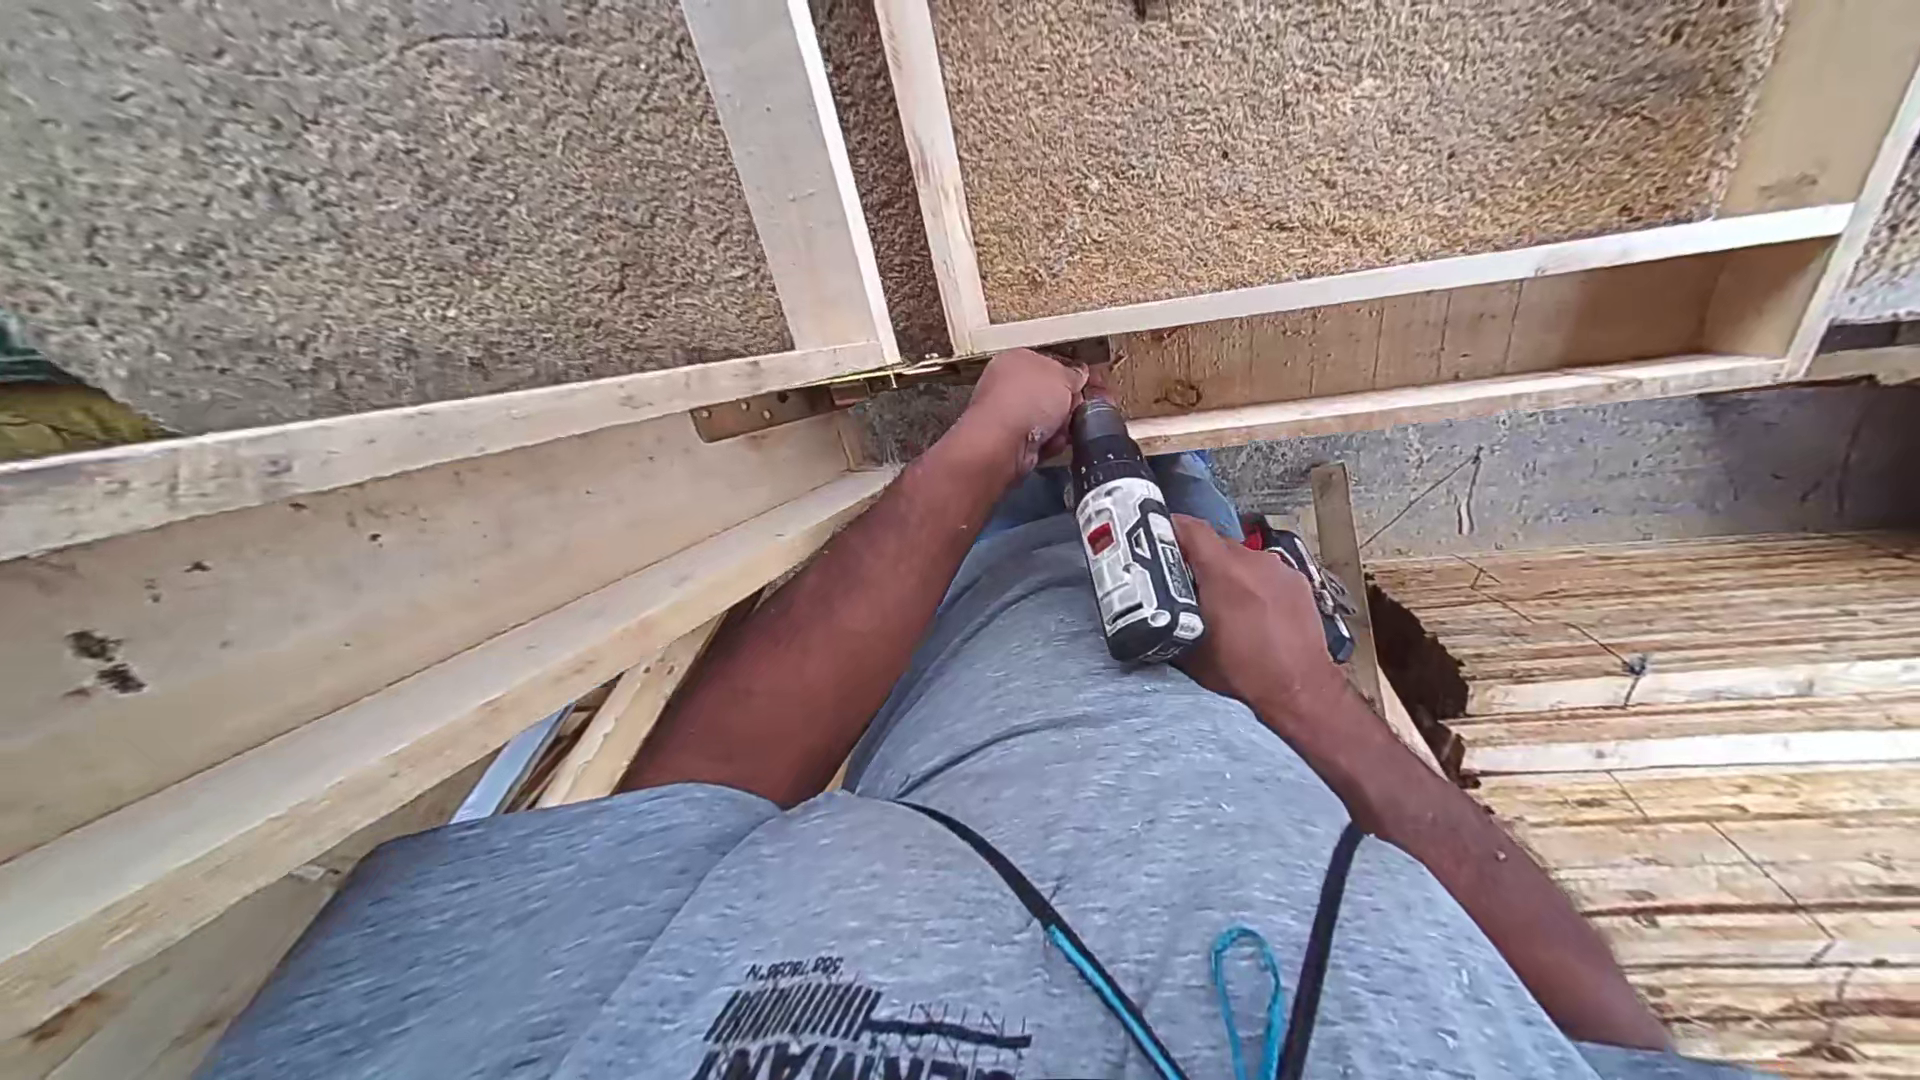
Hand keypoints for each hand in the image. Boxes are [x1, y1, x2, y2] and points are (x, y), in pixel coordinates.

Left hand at [954, 349, 1089, 474]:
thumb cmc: (1029, 398)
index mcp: (1016, 360)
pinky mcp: (1012, 442)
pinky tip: (1050, 444)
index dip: (1072, 376)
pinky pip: (1042, 441)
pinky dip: (1050, 443)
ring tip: (1062, 429)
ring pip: (1050, 420)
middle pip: (1052, 395)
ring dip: (1062, 427)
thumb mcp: (1062, 376)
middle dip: (1069, 405)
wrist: (1002, 441)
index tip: (1088, 387)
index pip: (1050, 364)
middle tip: (1079, 410)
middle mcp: (1009, 386)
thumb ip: (1074, 373)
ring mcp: (1009, 416)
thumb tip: (1079, 374)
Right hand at [1171, 514, 1350, 734]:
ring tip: (1216, 596)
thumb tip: (1154, 606)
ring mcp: (1278, 571)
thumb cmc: (1247, 671)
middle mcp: (1253, 563)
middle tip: (1182, 575)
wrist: (1298, 688)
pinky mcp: (1296, 582)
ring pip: (1240, 556)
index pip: (1191, 528)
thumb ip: (1172, 615)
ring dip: (1225, 569)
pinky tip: (1247, 607)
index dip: (1171, 527)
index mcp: (1223, 572)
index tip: (1159, 533)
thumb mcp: (1189, 645)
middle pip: (1215, 541)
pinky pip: (1263, 571)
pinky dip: (1251, 581)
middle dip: (1196, 555)